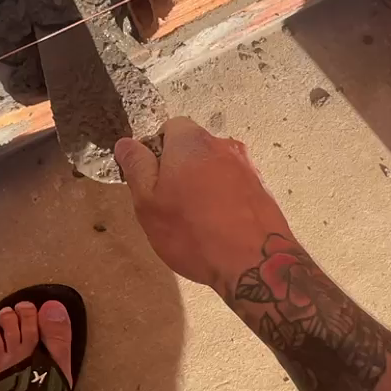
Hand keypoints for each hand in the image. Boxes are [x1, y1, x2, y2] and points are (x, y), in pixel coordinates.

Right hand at [114, 116, 296, 291]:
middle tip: (170, 204)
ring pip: (214, 168)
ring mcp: (248, 167)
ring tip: (196, 221)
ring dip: (202, 185)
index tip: (152, 181)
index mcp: (191, 141)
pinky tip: (218, 227)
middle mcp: (223, 145)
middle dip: (180, 169)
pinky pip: (233, 186)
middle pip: (194, 148)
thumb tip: (126, 143)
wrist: (255, 263)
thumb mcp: (148, 202)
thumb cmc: (192, 231)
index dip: (156, 151)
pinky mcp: (263, 189)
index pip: (169, 127)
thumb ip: (136, 167)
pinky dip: (223, 199)